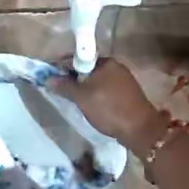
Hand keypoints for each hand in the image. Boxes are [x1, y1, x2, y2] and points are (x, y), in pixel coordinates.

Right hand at [51, 58, 167, 157]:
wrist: (140, 129)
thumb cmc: (109, 109)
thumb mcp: (82, 98)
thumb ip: (64, 86)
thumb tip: (48, 78)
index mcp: (105, 62)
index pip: (78, 59)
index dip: (62, 67)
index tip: (51, 78)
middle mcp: (116, 66)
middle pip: (87, 69)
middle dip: (73, 78)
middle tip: (61, 91)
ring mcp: (124, 80)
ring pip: (97, 80)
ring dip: (84, 88)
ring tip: (74, 100)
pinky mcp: (128, 93)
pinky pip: (106, 89)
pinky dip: (96, 94)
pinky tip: (91, 105)